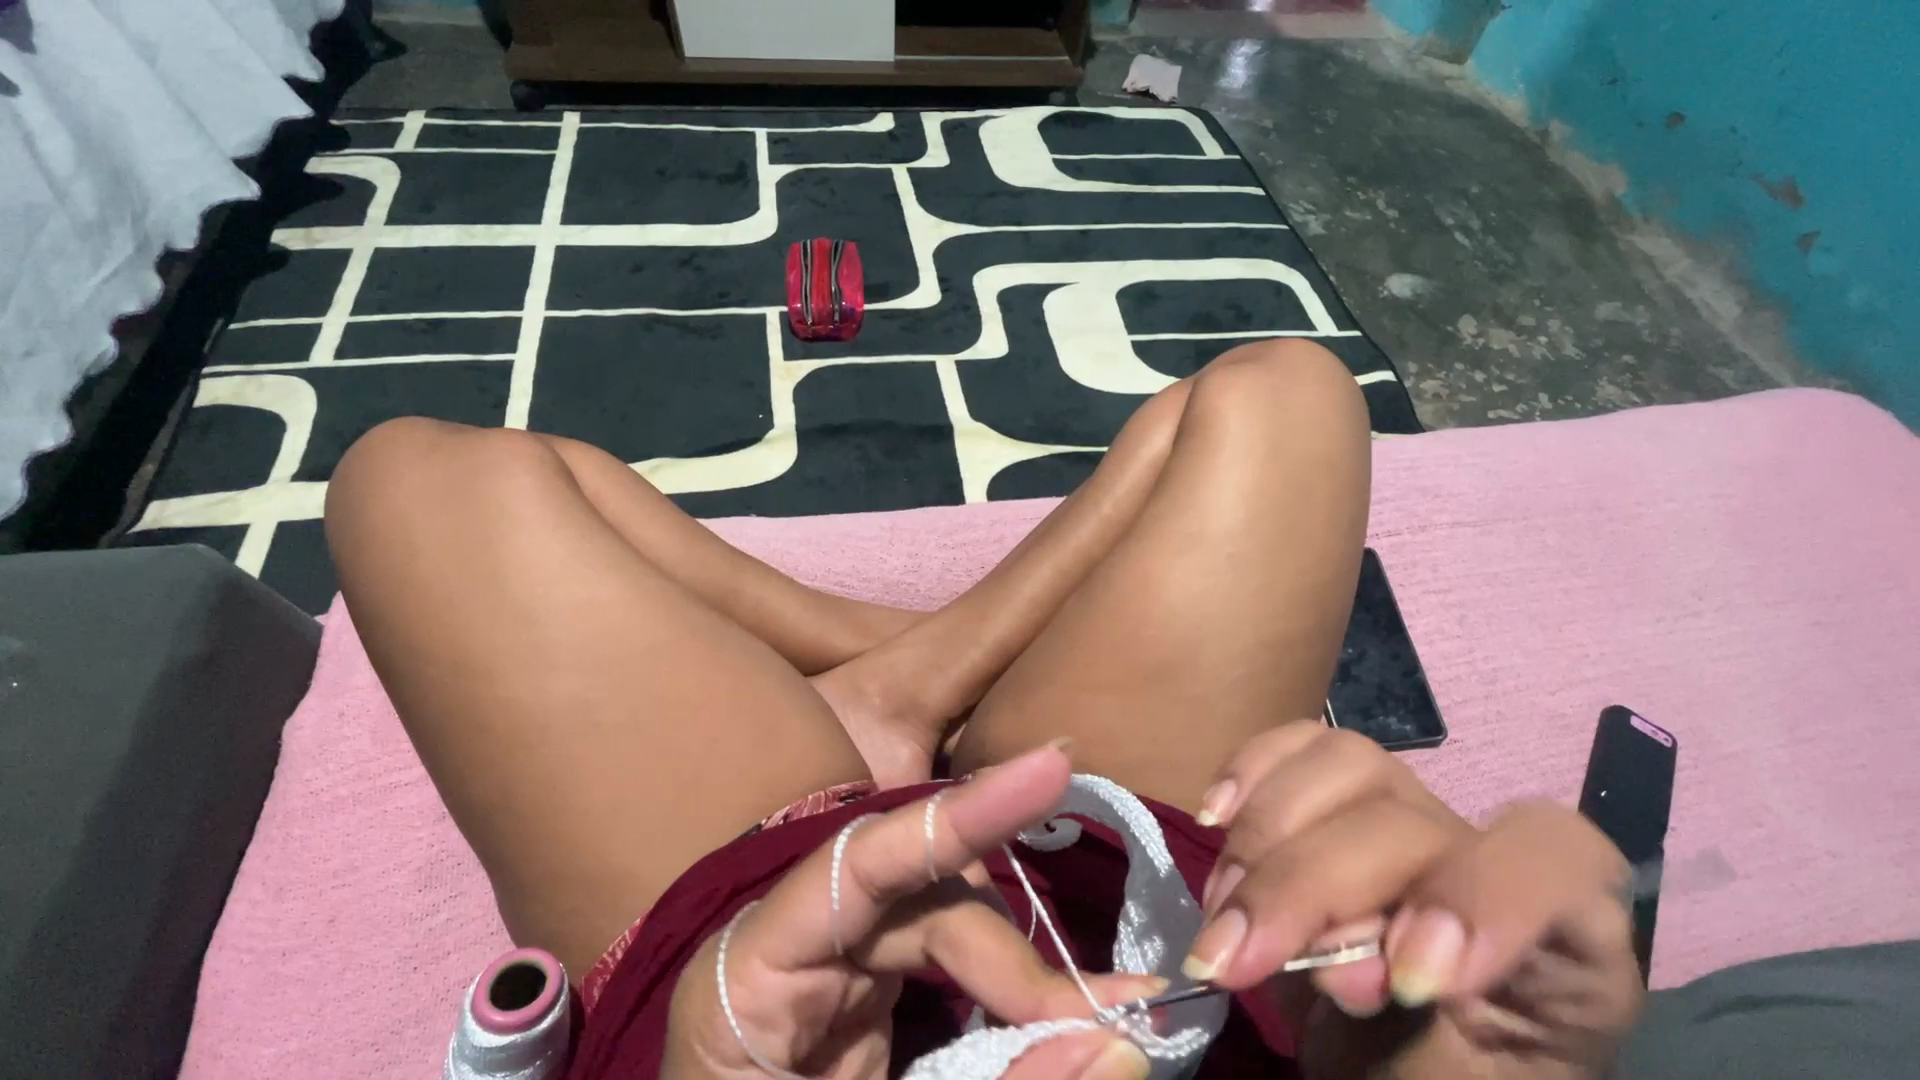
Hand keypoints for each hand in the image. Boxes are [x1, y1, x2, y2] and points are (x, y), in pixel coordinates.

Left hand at [663, 742, 1164, 1079]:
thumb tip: (1117, 1047)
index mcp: (751, 974)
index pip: (858, 861)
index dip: (959, 813)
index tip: (1052, 770)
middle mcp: (794, 946)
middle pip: (923, 897)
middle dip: (1018, 957)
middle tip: (1115, 1017)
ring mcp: (832, 969)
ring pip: (947, 923)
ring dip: (1024, 972)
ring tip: (1099, 1018)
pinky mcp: (864, 999)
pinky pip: (948, 966)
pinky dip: (1006, 993)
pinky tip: (1054, 1017)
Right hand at [1188, 723, 1643, 1079]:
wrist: (1383, 1073)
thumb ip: (1418, 1031)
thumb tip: (1336, 965)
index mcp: (1563, 940)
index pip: (1558, 860)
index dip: (1480, 898)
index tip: (1403, 980)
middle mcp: (1480, 856)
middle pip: (1402, 820)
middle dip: (1305, 889)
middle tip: (1237, 960)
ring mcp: (1402, 815)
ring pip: (1342, 763)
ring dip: (1262, 840)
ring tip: (1222, 913)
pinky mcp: (1332, 803)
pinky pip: (1296, 747)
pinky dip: (1246, 773)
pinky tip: (1215, 820)